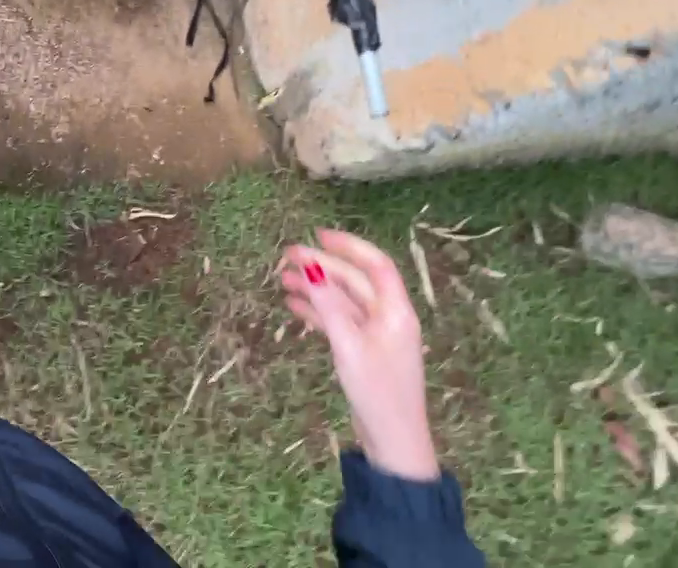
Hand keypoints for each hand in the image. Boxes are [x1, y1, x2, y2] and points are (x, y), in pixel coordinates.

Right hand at [280, 229, 438, 480]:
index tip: (317, 234)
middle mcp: (388, 317)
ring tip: (282, 278)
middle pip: (354, 280)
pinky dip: (317, 309)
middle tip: (286, 256)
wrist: (393, 442)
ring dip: (315, 287)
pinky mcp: (363, 349)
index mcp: (395, 312)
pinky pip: (338, 319)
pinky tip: (293, 305)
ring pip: (343, 299)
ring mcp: (375, 334)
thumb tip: (309, 268)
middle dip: (322, 266)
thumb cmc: (376, 391)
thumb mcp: (348, 345)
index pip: (376, 265)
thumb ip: (328, 305)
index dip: (349, 246)